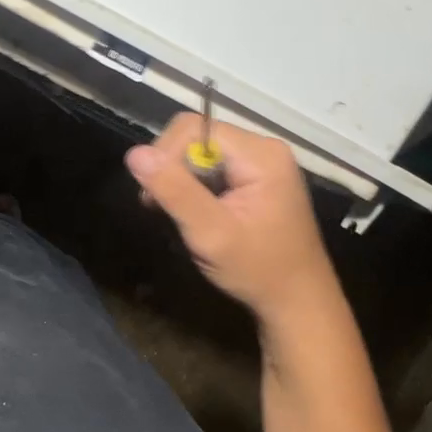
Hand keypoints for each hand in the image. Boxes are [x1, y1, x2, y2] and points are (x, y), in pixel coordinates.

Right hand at [125, 113, 338, 319]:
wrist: (298, 302)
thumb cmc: (257, 269)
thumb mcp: (209, 233)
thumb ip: (173, 190)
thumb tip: (134, 153)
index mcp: (260, 154)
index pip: (193, 129)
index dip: (165, 157)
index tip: (154, 198)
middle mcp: (263, 149)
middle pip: (195, 137)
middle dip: (171, 170)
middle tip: (163, 210)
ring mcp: (261, 164)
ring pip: (200, 154)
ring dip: (181, 182)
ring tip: (181, 217)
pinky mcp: (256, 180)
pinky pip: (213, 169)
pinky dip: (195, 189)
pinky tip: (197, 215)